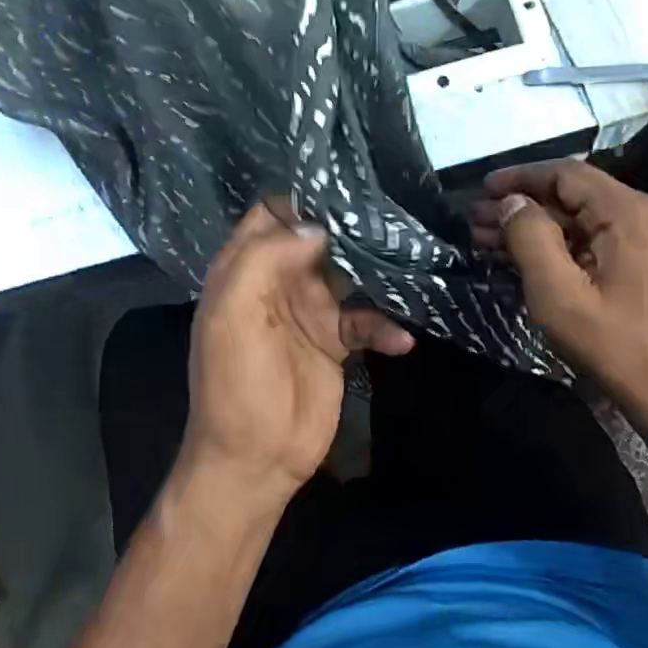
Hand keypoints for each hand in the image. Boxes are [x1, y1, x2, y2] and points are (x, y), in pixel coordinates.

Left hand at [179, 203, 413, 511]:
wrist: (257, 457)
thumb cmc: (236, 385)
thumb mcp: (235, 316)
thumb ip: (265, 260)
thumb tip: (317, 226)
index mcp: (244, 272)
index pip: (270, 217)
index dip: (303, 200)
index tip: (347, 190)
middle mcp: (279, 285)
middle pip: (318, 241)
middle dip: (351, 230)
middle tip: (393, 220)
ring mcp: (310, 314)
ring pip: (349, 277)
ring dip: (377, 274)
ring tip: (411, 268)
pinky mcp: (336, 343)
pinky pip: (367, 323)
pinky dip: (386, 328)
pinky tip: (403, 341)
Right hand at [469, 159, 647, 421]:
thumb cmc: (611, 344)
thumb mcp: (558, 294)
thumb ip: (530, 238)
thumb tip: (511, 202)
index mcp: (631, 212)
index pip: (567, 174)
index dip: (520, 178)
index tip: (481, 190)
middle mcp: (646, 212)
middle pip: (574, 195)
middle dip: (523, 207)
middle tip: (476, 223)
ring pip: (582, 218)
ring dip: (537, 228)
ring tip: (489, 240)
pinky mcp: (646, 258)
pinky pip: (596, 238)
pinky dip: (561, 245)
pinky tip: (523, 257)